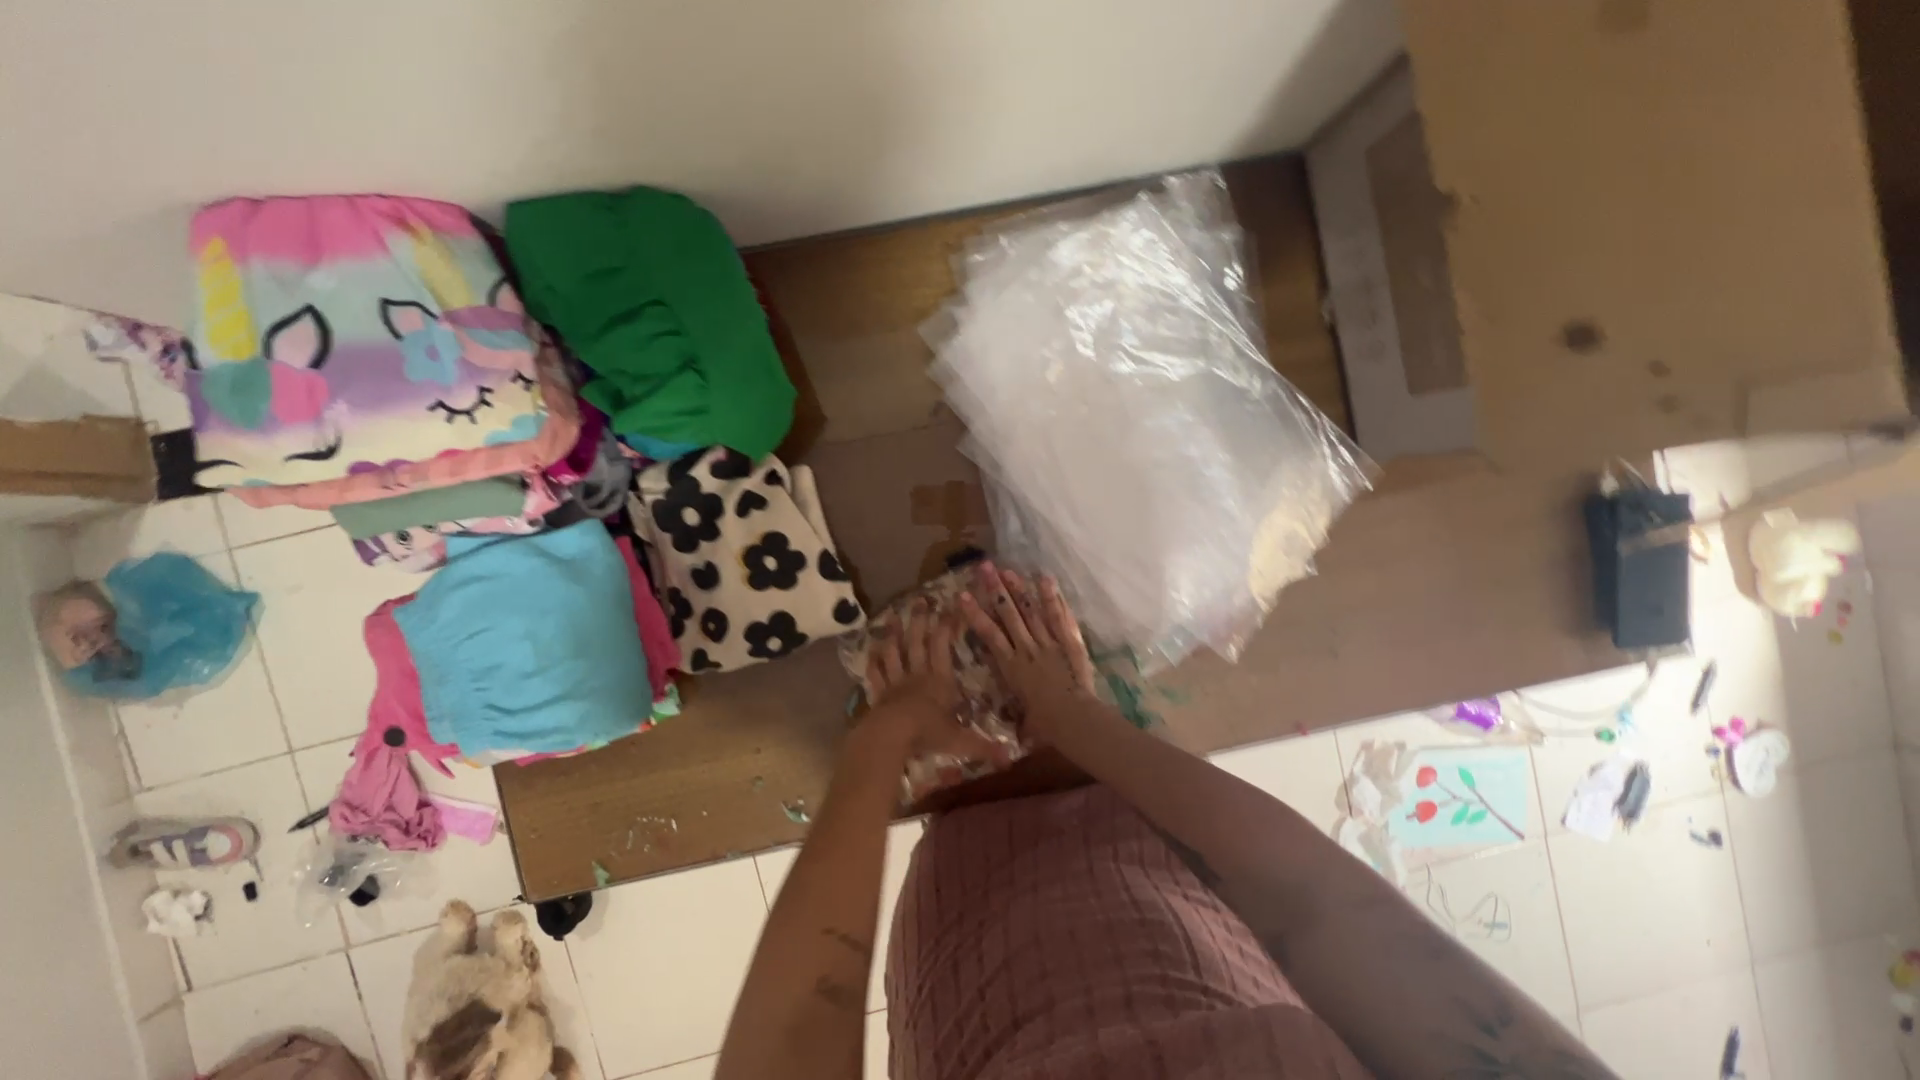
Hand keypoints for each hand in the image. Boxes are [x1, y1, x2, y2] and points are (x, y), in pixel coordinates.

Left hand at [859, 599, 1005, 766]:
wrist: (891, 736)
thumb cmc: (928, 733)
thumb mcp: (960, 741)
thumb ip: (984, 747)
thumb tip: (1010, 758)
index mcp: (940, 680)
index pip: (943, 646)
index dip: (947, 625)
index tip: (951, 607)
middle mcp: (917, 674)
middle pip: (917, 641)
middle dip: (919, 619)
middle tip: (920, 600)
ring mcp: (895, 682)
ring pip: (894, 651)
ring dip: (893, 633)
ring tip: (893, 617)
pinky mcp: (878, 693)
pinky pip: (875, 672)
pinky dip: (873, 660)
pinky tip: (871, 650)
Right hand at [957, 563, 1102, 743]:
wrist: (1071, 718)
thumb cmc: (1044, 724)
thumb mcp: (1025, 723)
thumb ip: (1020, 721)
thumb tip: (1015, 737)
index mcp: (1010, 667)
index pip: (988, 634)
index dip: (974, 614)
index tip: (961, 596)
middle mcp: (1025, 648)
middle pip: (1007, 614)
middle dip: (994, 589)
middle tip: (984, 567)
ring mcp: (1047, 642)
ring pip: (1030, 611)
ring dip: (1018, 589)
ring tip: (1007, 570)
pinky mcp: (1068, 642)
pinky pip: (1058, 617)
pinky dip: (1052, 598)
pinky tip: (1045, 579)